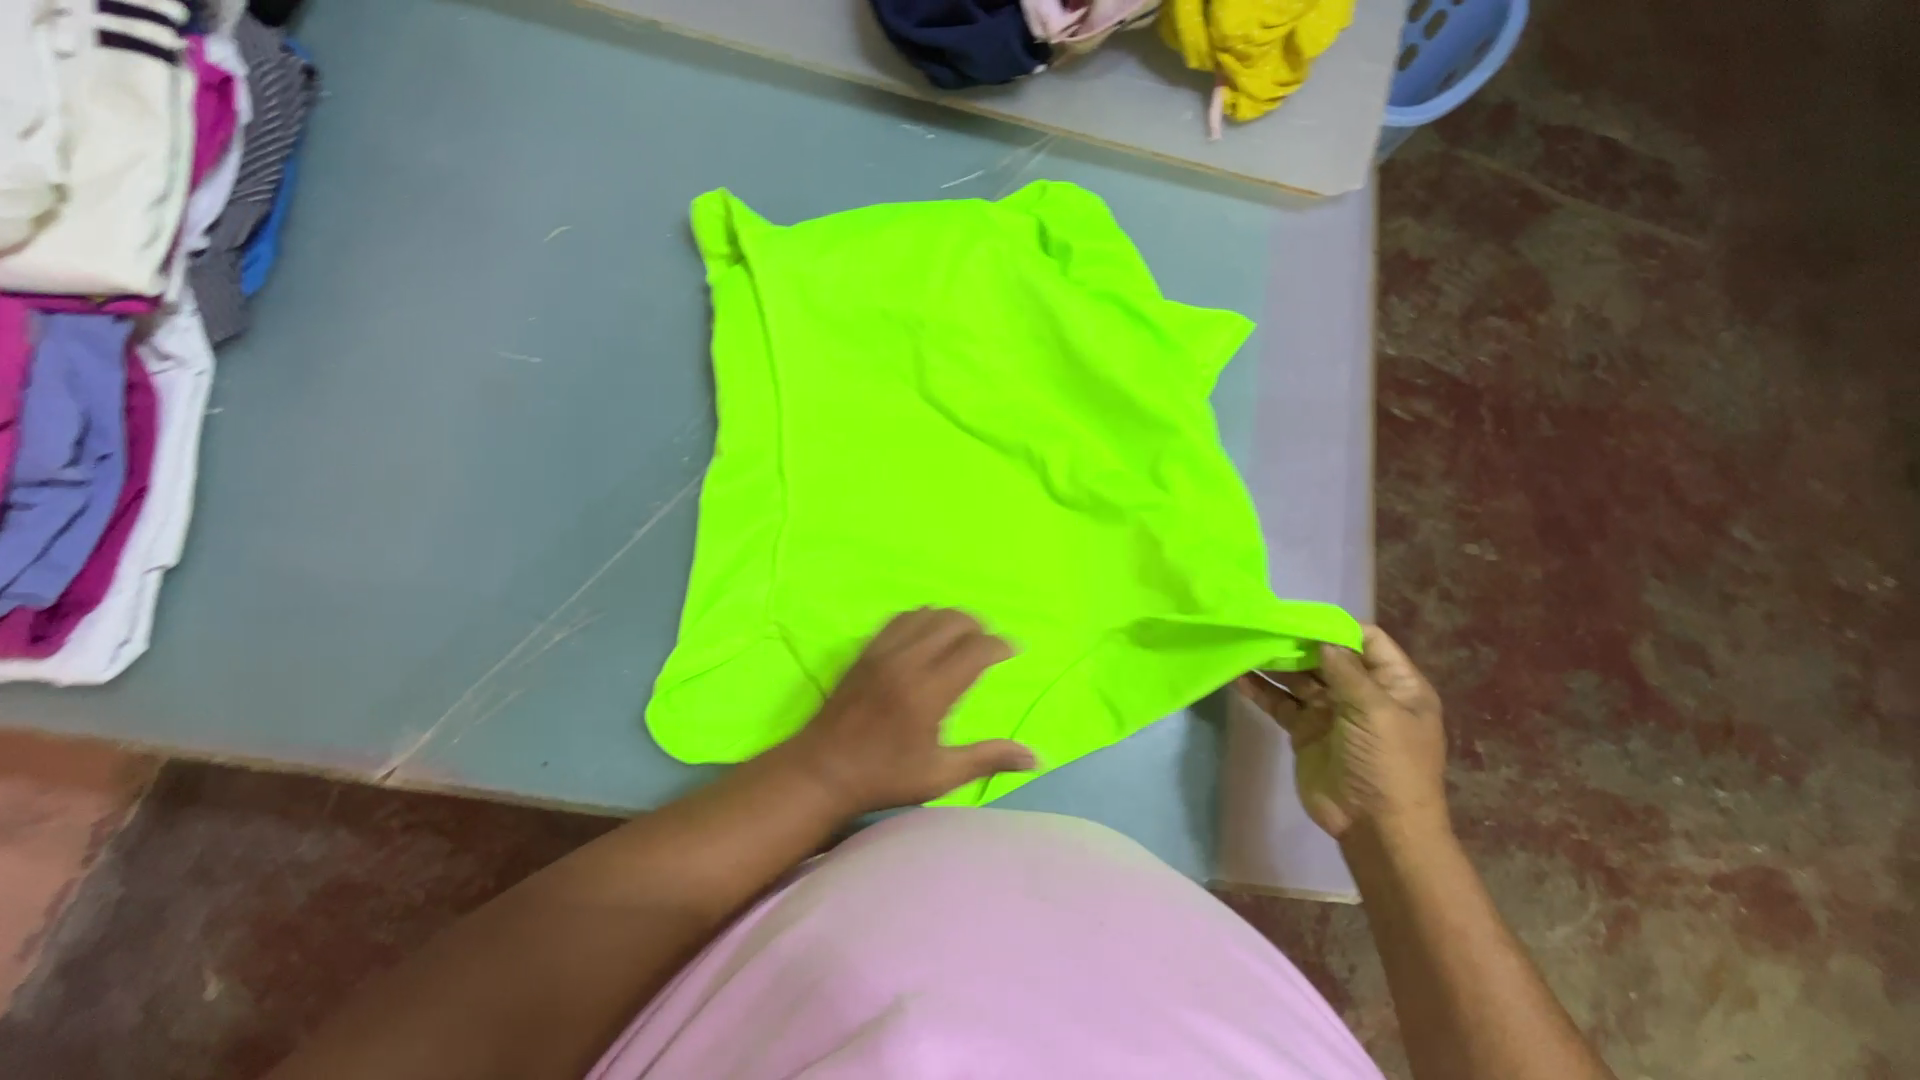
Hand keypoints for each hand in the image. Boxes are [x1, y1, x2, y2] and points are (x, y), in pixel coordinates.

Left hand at [775, 608, 1036, 815]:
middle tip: (989, 644)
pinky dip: (921, 618)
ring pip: (925, 614)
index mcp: (929, 692)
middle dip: (979, 626)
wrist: (822, 771)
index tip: (1013, 651)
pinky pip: (898, 619)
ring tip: (963, 636)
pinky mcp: (864, 652)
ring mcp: (881, 653)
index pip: (975, 649)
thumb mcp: (940, 776)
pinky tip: (927, 634)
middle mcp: (907, 663)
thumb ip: (988, 759)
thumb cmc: (884, 778)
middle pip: (953, 621)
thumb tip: (1036, 758)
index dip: (1000, 645)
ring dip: (950, 619)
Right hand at [1237, 625, 1447, 841]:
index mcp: (1395, 684)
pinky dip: (1262, 691)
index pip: (1367, 640)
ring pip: (1300, 678)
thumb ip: (1347, 672)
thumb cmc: (1389, 763)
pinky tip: (1239, 677)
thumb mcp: (1376, 711)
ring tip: (1246, 644)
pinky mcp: (1306, 732)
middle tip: (1264, 626)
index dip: (1336, 626)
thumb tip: (1322, 640)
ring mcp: (1332, 713)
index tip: (1300, 616)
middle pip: (1328, 656)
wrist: (1376, 826)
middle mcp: (1364, 693)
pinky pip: (1282, 704)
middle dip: (1299, 641)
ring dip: (1276, 662)